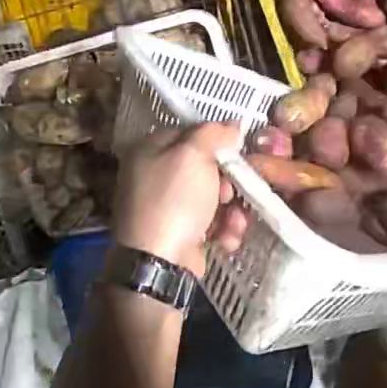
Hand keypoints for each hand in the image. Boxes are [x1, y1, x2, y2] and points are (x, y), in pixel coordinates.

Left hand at [114, 122, 241, 277]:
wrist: (158, 262)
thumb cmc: (175, 200)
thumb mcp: (194, 155)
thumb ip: (214, 133)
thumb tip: (232, 125)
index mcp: (149, 149)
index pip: (190, 133)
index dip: (217, 142)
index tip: (237, 154)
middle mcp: (152, 175)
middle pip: (204, 168)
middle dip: (227, 182)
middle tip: (231, 193)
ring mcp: (164, 207)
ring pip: (211, 198)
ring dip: (230, 210)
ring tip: (234, 223)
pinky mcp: (177, 233)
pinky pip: (208, 222)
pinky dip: (221, 230)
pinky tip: (225, 239)